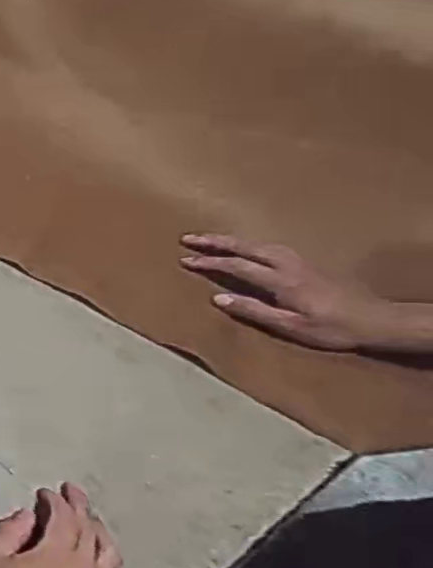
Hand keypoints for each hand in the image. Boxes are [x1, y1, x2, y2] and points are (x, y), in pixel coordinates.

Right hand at [0, 484, 121, 567]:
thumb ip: (7, 533)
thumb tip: (26, 516)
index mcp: (59, 554)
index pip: (64, 518)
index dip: (56, 502)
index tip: (46, 492)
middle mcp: (87, 566)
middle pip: (90, 529)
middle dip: (81, 507)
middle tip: (72, 492)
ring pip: (110, 549)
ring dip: (99, 528)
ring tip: (89, 517)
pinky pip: (113, 567)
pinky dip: (107, 550)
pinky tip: (100, 549)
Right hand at [180, 234, 393, 350]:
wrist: (381, 322)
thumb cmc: (333, 328)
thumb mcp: (291, 326)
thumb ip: (254, 311)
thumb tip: (217, 298)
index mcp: (283, 282)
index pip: (239, 266)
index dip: (210, 262)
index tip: (185, 260)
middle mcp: (291, 267)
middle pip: (249, 248)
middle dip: (217, 242)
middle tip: (188, 238)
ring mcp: (303, 264)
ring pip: (263, 245)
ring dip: (234, 240)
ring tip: (211, 239)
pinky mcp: (310, 266)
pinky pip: (274, 248)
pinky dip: (253, 244)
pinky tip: (246, 248)